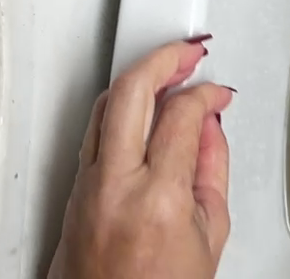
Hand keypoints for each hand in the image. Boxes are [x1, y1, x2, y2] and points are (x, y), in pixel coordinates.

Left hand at [51, 38, 234, 278]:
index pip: (182, 114)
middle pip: (131, 91)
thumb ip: (214, 168)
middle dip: (164, 59)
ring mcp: (86, 191)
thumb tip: (210, 124)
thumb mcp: (211, 237)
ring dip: (138, 78)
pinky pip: (95, 133)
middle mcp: (115, 188)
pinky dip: (120, 108)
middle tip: (189, 53)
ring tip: (166, 70)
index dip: (206, 93)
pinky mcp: (71, 196)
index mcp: (157, 201)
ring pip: (103, 104)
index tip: (218, 94)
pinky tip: (142, 105)